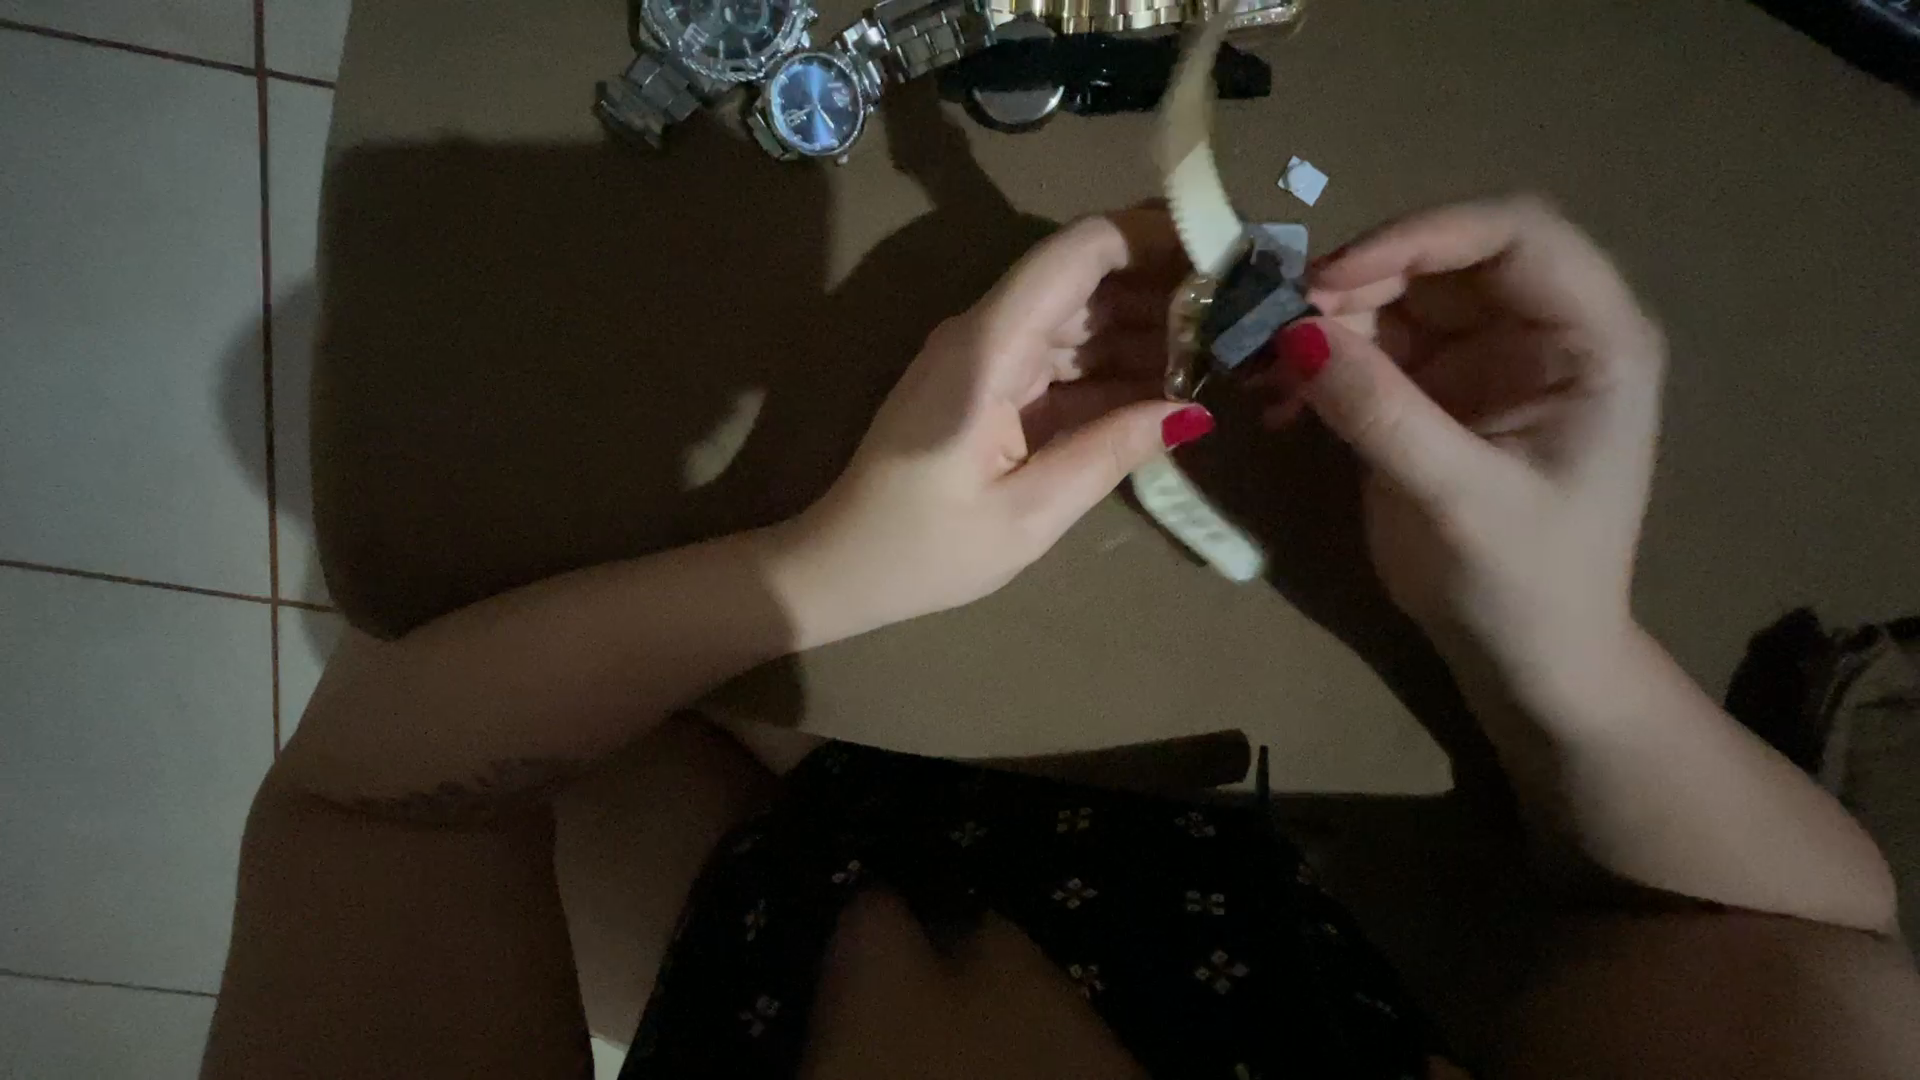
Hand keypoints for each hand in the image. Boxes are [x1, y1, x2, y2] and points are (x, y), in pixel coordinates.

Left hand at [771, 207, 1214, 646]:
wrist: (842, 567)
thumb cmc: (925, 550)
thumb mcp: (1028, 513)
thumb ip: (1108, 453)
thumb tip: (1188, 413)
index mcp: (987, 349)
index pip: (1076, 252)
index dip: (1151, 237)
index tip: (1222, 257)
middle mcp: (983, 335)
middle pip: (1081, 279)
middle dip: (1160, 288)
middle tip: (1236, 320)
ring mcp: (981, 361)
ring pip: (1074, 320)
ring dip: (1139, 331)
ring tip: (1213, 357)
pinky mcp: (983, 389)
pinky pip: (1055, 362)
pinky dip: (1106, 371)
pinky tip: (1159, 392)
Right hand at [1259, 197, 1665, 689]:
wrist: (1515, 649)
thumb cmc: (1521, 579)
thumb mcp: (1455, 494)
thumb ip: (1379, 411)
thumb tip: (1293, 335)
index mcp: (1589, 338)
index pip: (1514, 237)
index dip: (1420, 237)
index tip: (1327, 279)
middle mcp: (1532, 332)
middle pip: (1436, 265)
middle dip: (1351, 287)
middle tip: (1274, 328)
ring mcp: (1472, 362)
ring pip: (1386, 305)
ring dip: (1319, 327)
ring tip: (1260, 370)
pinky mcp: (1422, 396)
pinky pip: (1359, 354)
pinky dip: (1312, 367)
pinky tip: (1276, 402)